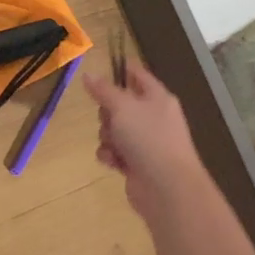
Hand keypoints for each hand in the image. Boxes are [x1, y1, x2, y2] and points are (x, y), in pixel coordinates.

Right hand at [81, 60, 210, 224]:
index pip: (139, 76)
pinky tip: (113, 162)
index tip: (103, 68)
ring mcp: (146, 142)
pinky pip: (115, 152)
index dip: (122, 70)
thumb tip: (88, 74)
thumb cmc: (148, 138)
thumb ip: (103, 90)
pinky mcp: (137, 163)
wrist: (166, 187)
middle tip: (108, 118)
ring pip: (114, 130)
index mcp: (158, 98)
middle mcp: (153, 117)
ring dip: (107, 137)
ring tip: (113, 146)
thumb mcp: (122, 107)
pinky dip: (111, 155)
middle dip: (107, 113)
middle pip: (120, 105)